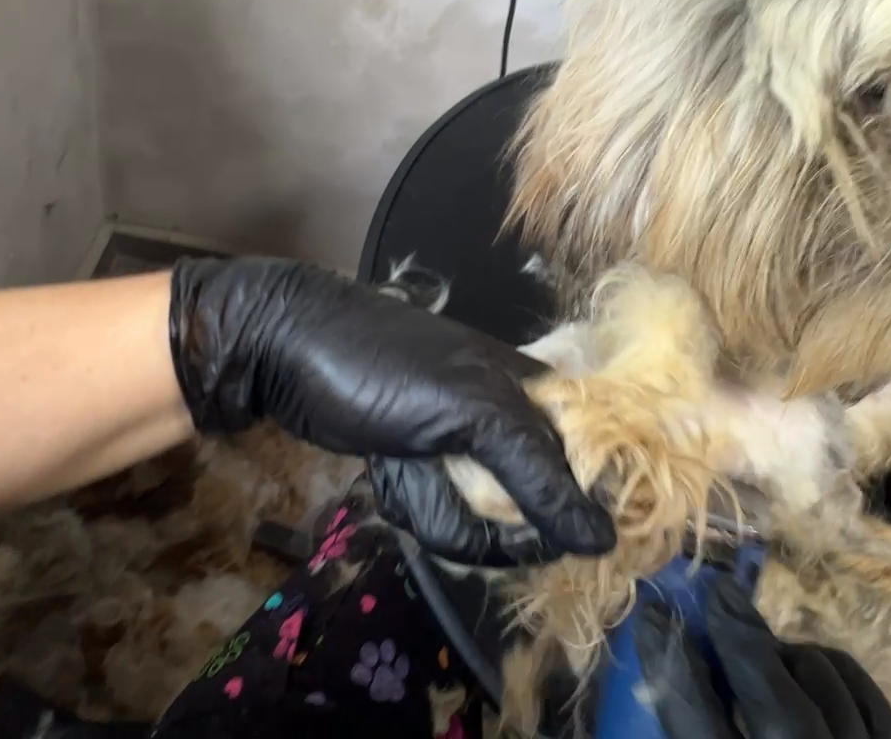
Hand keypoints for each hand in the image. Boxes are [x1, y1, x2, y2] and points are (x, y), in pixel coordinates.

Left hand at [167, 257, 614, 565]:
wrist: (288, 351)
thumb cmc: (389, 368)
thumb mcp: (474, 413)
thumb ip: (537, 473)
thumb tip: (602, 539)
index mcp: (538, 393)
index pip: (587, 469)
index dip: (567, 511)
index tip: (531, 525)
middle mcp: (511, 422)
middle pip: (528, 510)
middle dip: (479, 513)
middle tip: (441, 475)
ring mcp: (467, 448)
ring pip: (479, 520)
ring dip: (437, 507)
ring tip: (404, 465)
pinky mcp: (429, 466)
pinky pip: (440, 512)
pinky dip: (413, 499)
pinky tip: (389, 468)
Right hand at [633, 578, 890, 738]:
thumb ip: (690, 729)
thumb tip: (664, 680)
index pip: (699, 722)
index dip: (670, 659)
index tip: (649, 613)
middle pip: (776, 701)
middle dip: (739, 638)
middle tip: (716, 593)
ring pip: (828, 697)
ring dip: (788, 655)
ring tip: (759, 642)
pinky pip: (872, 704)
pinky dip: (838, 673)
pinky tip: (812, 663)